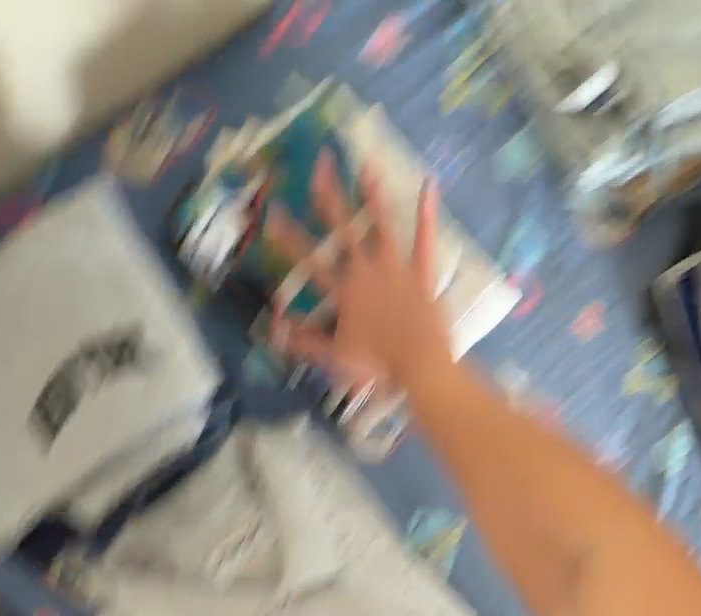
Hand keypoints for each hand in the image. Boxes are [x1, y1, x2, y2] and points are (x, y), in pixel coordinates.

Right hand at [268, 152, 456, 396]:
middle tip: (321, 163)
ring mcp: (396, 269)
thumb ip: (303, 341)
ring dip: (373, 193)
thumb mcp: (335, 357)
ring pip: (381, 224)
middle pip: (343, 228)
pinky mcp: (423, 272)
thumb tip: (272, 329)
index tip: (273, 211)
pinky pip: (425, 238)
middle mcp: (365, 271)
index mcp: (344, 292)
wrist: (419, 367)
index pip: (309, 260)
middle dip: (330, 194)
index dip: (289, 237)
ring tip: (366, 163)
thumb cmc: (377, 365)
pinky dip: (427, 211)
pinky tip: (428, 184)